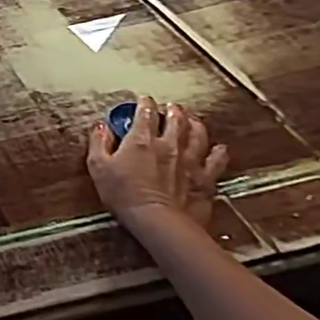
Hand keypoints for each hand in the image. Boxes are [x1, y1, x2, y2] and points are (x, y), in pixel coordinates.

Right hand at [86, 96, 227, 228]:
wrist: (157, 221)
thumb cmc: (124, 194)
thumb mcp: (98, 166)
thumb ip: (99, 143)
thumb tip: (100, 126)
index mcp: (141, 140)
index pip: (145, 113)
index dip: (144, 102)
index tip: (143, 99)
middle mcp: (169, 145)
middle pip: (176, 120)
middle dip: (173, 110)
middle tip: (171, 106)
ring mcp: (189, 161)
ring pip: (198, 134)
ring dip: (195, 124)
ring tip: (193, 119)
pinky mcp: (204, 179)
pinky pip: (216, 160)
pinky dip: (219, 152)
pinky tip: (220, 148)